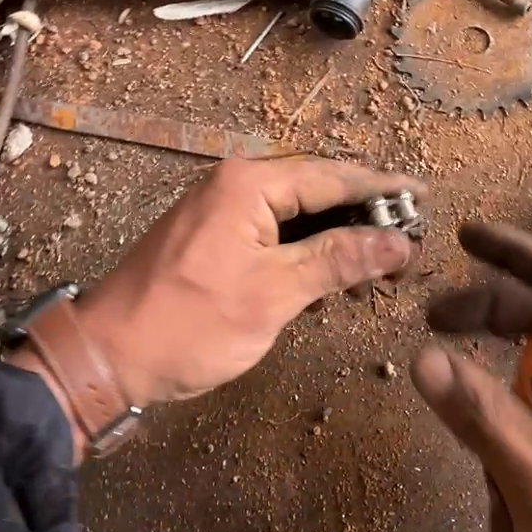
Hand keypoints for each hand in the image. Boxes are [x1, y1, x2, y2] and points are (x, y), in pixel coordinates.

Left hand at [10, 157, 419, 455]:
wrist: (108, 356)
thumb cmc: (190, 324)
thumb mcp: (274, 294)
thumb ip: (338, 260)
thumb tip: (399, 242)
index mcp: (249, 183)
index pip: (332, 175)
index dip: (382, 187)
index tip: (423, 194)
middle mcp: (237, 182)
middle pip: (316, 186)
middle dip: (364, 211)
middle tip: (410, 235)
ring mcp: (223, 206)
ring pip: (297, 209)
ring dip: (338, 231)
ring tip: (381, 259)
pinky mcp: (216, 233)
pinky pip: (275, 227)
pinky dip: (308, 246)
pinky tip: (334, 269)